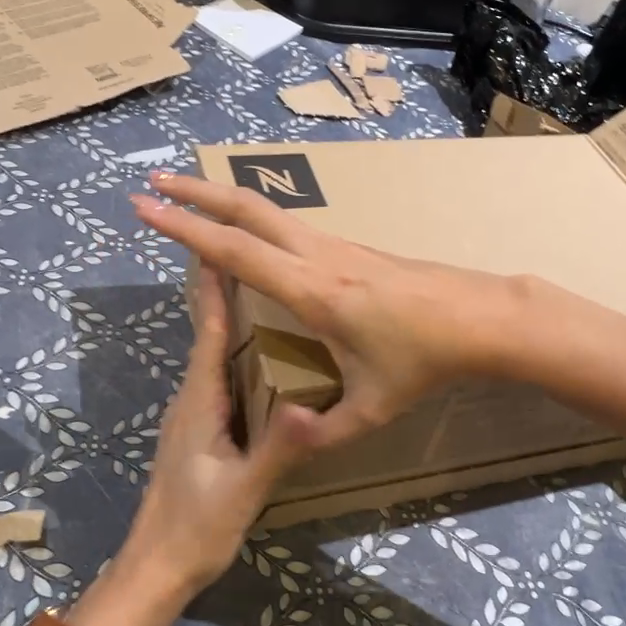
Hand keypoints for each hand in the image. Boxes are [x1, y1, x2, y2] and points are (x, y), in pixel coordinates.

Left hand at [114, 263, 316, 599]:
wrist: (156, 569)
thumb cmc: (195, 528)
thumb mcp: (244, 490)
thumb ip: (277, 450)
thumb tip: (311, 407)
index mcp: (200, 403)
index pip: (209, 335)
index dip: (214, 291)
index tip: (218, 247)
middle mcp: (191, 401)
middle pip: (210, 337)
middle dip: (225, 296)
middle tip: (251, 257)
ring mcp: (192, 419)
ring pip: (214, 360)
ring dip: (231, 326)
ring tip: (263, 297)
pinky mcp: (198, 435)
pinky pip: (219, 383)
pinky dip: (236, 359)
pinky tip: (260, 363)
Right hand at [131, 170, 523, 452]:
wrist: (479, 315)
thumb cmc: (424, 360)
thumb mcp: (371, 407)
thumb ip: (323, 432)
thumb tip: (287, 443)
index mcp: (311, 291)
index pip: (236, 251)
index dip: (186, 229)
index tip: (146, 209)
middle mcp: (317, 256)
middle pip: (247, 209)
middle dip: (195, 192)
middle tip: (152, 182)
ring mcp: (336, 245)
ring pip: (269, 210)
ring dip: (224, 199)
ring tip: (189, 196)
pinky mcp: (350, 247)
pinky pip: (290, 225)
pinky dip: (254, 218)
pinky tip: (247, 233)